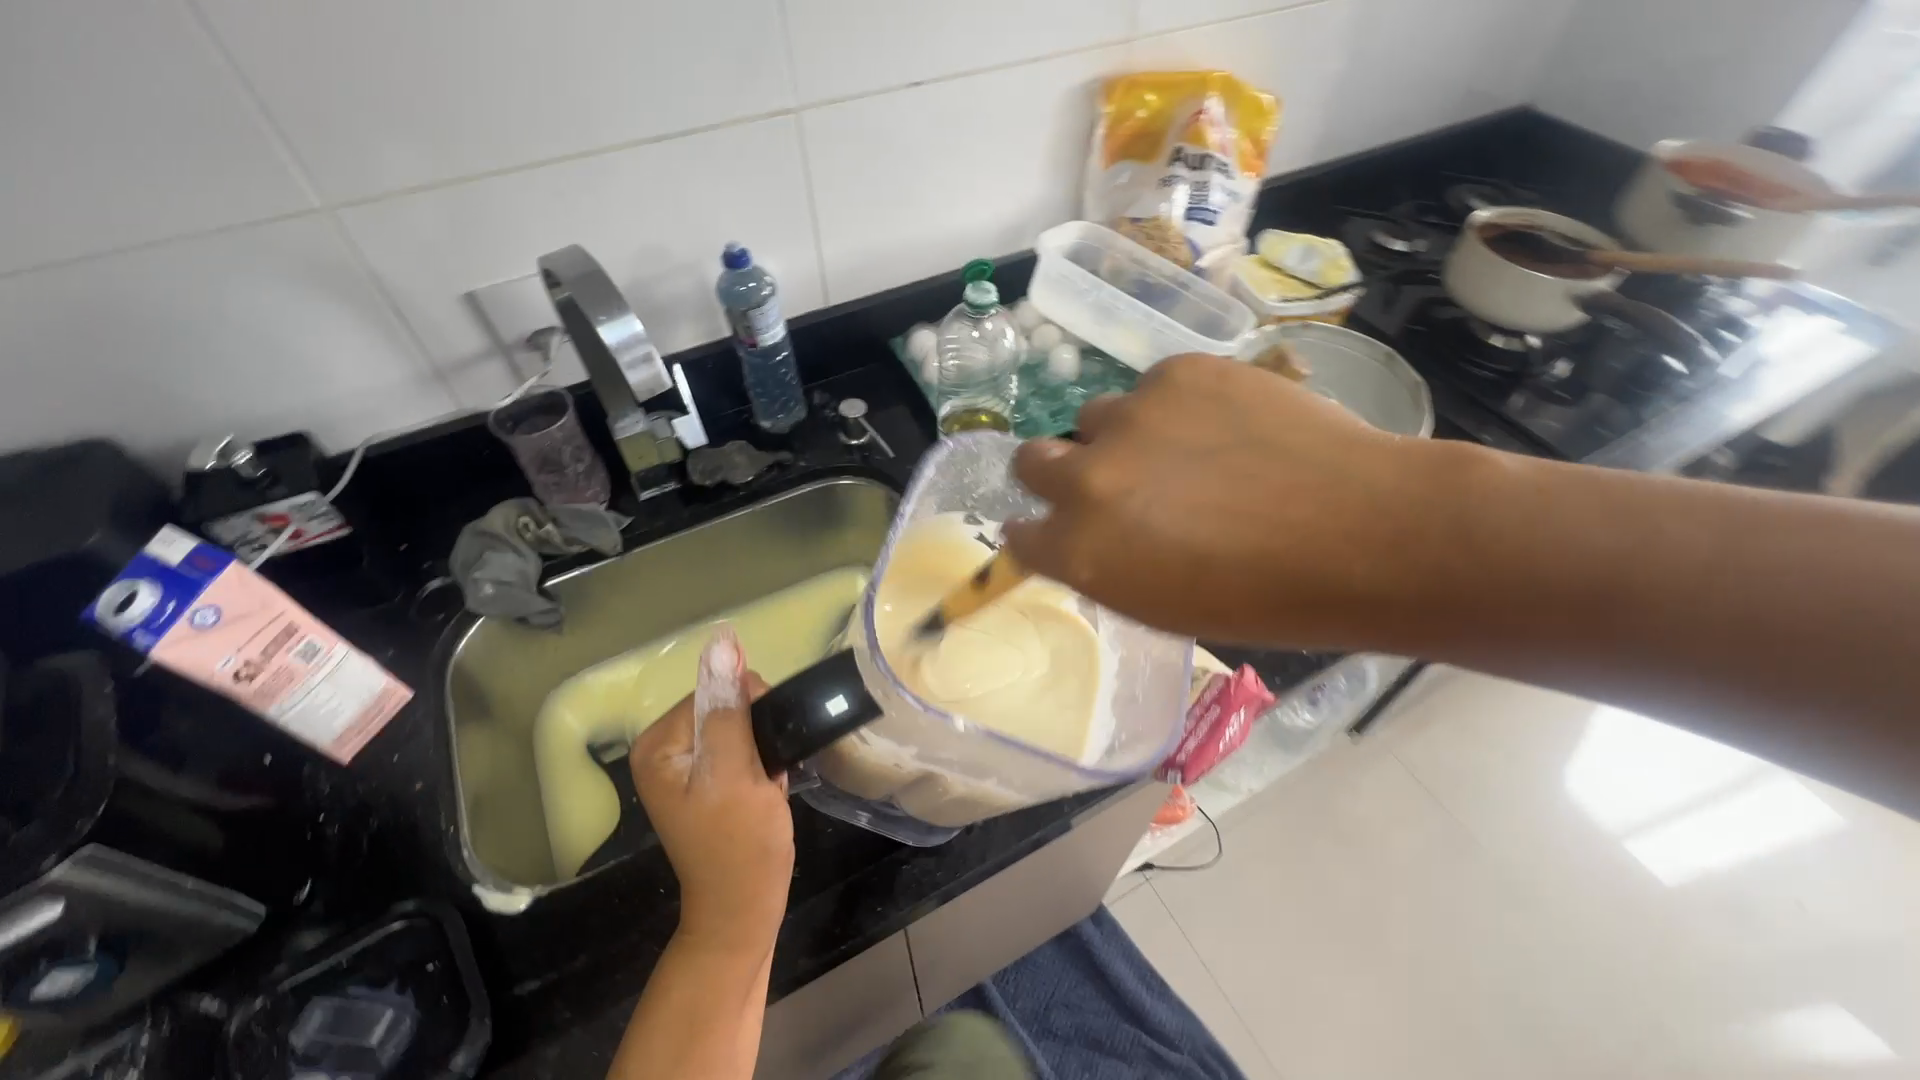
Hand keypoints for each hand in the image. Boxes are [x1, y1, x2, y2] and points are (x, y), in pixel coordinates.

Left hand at [630, 651, 793, 947]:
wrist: (745, 909)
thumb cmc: (740, 844)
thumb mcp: (735, 771)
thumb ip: (729, 706)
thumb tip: (723, 640)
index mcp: (658, 743)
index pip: (716, 689)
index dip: (753, 712)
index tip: (765, 752)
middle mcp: (664, 749)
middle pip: (728, 705)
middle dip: (758, 734)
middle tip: (763, 777)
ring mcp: (686, 768)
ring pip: (743, 726)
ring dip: (765, 751)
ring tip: (766, 786)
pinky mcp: (709, 782)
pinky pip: (745, 748)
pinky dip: (764, 765)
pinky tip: (766, 791)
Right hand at [1002, 353, 1444, 646]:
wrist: (1364, 531)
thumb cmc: (1265, 597)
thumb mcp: (1161, 607)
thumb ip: (1105, 565)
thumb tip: (1087, 535)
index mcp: (1081, 551)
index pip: (1020, 532)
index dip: (1041, 529)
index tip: (1062, 528)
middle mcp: (1088, 478)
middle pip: (1032, 459)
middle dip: (1058, 473)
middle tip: (1112, 482)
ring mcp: (1132, 416)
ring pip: (1097, 417)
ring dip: (1123, 436)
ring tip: (1187, 453)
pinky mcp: (1180, 371)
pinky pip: (1153, 386)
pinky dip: (1176, 406)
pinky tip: (1226, 427)